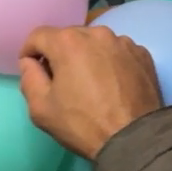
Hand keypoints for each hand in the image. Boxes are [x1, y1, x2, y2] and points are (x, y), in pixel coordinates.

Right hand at [18, 26, 164, 158]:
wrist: (134, 138)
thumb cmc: (83, 123)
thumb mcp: (42, 108)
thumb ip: (29, 78)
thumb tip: (29, 62)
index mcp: (68, 42)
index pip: (39, 35)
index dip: (30, 51)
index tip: (32, 68)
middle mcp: (97, 33)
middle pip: (69, 36)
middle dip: (60, 53)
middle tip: (61, 79)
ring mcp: (123, 41)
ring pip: (96, 42)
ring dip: (88, 56)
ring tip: (90, 82)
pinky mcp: (142, 53)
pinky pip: (118, 51)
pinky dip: (111, 61)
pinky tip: (113, 84)